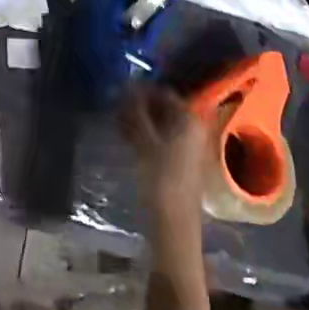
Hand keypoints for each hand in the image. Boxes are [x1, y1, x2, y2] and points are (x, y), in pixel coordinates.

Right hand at [122, 84, 209, 233]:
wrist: (173, 224)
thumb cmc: (160, 179)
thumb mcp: (144, 142)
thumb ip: (136, 111)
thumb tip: (128, 86)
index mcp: (190, 119)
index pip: (164, 93)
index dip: (141, 90)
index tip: (119, 92)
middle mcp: (193, 128)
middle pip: (164, 108)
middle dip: (139, 106)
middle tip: (115, 108)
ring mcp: (188, 145)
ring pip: (161, 125)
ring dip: (139, 121)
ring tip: (116, 123)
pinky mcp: (180, 161)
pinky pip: (161, 139)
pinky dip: (145, 136)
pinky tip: (126, 139)